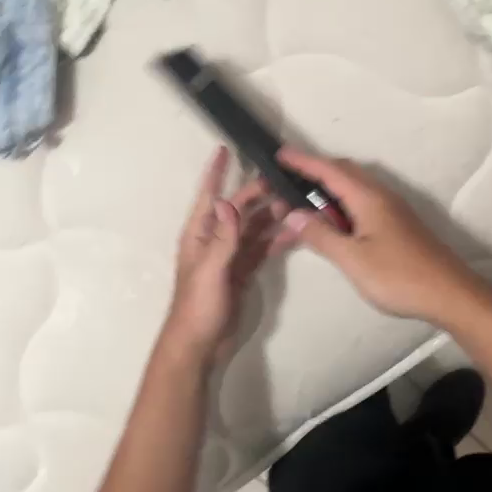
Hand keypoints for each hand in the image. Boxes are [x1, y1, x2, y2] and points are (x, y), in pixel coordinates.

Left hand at [162, 149, 294, 364]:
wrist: (199, 343)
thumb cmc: (197, 305)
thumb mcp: (210, 270)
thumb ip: (222, 238)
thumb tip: (230, 202)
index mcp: (199, 234)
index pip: (208, 195)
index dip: (215, 172)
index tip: (224, 148)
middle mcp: (214, 240)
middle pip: (238, 209)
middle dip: (256, 193)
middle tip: (281, 181)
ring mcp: (230, 256)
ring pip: (253, 227)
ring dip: (270, 215)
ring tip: (294, 203)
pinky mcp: (243, 271)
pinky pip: (261, 249)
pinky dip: (276, 240)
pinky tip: (294, 232)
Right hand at [279, 149, 491, 325]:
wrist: (450, 294)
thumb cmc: (399, 276)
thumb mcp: (352, 259)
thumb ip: (320, 235)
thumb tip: (291, 214)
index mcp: (368, 197)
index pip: (328, 170)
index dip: (302, 161)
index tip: (277, 154)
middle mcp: (381, 195)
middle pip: (343, 172)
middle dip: (313, 171)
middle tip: (285, 180)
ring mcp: (392, 209)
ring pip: (354, 187)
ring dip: (327, 189)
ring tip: (302, 202)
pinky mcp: (397, 224)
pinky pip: (362, 202)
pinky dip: (341, 203)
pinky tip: (333, 222)